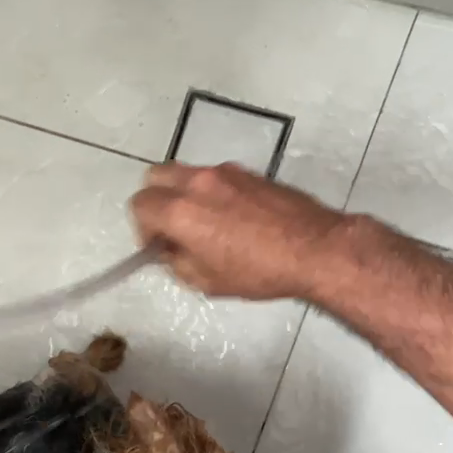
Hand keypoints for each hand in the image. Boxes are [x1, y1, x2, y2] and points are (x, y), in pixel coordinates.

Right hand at [129, 163, 350, 300]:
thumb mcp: (206, 281)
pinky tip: (230, 217)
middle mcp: (196, 183)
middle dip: (156, 201)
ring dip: (182, 194)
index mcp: (180, 211)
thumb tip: (169, 250)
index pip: (139, 206)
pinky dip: (209, 192)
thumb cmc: (257, 272)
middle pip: (155, 176)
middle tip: (172, 228)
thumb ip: (176, 261)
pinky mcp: (247, 172)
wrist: (314, 248)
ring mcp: (223, 172)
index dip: (143, 229)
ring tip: (203, 222)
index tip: (159, 247)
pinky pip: (213, 176)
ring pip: (185, 173)